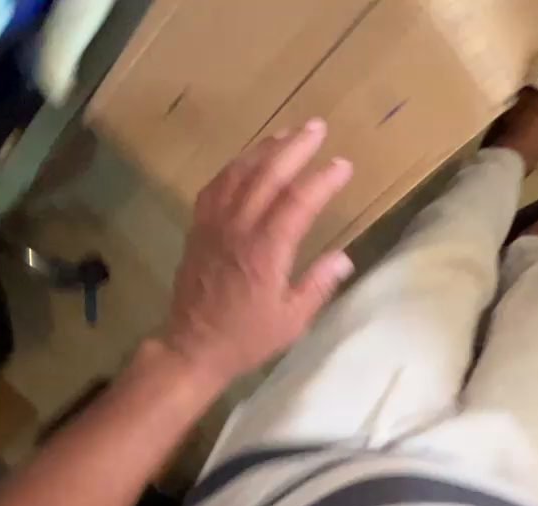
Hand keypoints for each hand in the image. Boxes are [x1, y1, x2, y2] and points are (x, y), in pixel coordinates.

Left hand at [157, 118, 355, 384]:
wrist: (194, 345)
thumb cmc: (247, 338)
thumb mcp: (291, 321)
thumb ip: (317, 286)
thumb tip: (344, 258)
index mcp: (266, 252)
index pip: (298, 202)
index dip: (322, 180)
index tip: (342, 165)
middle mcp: (240, 229)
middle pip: (268, 175)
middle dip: (295, 147)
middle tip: (316, 128)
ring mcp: (215, 224)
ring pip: (240, 173)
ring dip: (265, 149)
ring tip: (287, 134)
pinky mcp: (199, 228)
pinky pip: (216, 186)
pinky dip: (235, 167)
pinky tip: (247, 160)